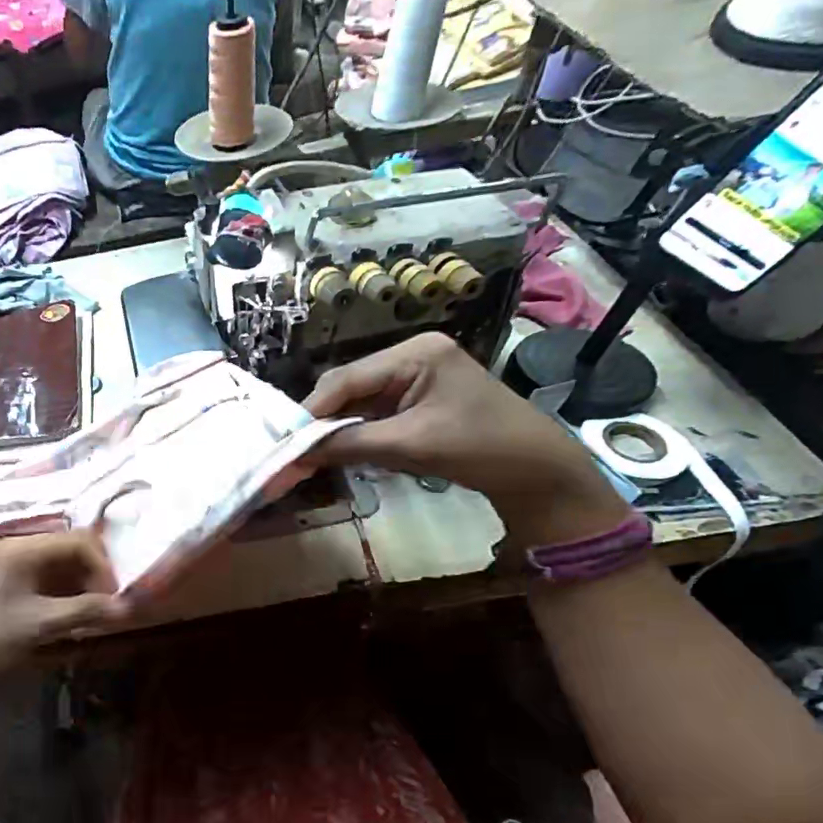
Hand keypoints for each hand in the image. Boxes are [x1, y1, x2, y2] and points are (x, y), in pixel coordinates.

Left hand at [0, 530, 126, 709]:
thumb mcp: (40, 624)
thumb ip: (85, 611)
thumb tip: (125, 607)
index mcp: (23, 549)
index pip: (79, 541)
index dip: (103, 567)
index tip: (112, 599)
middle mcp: (19, 548)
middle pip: (71, 549)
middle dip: (94, 576)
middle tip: (104, 607)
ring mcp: (13, 565)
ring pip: (62, 565)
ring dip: (82, 586)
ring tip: (91, 615)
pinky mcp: (10, 582)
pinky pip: (48, 579)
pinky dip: (66, 594)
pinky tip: (72, 617)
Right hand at [303, 333, 630, 546]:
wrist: (536, 470)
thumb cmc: (480, 448)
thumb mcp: (411, 446)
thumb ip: (351, 446)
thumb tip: (297, 455)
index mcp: (415, 352)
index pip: (347, 377)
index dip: (313, 410)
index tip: (286, 442)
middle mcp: (413, 354)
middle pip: (351, 385)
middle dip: (325, 420)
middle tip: (297, 453)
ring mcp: (418, 375)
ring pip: (361, 401)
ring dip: (341, 428)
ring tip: (315, 455)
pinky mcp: (421, 397)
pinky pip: (377, 412)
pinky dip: (360, 433)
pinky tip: (345, 451)